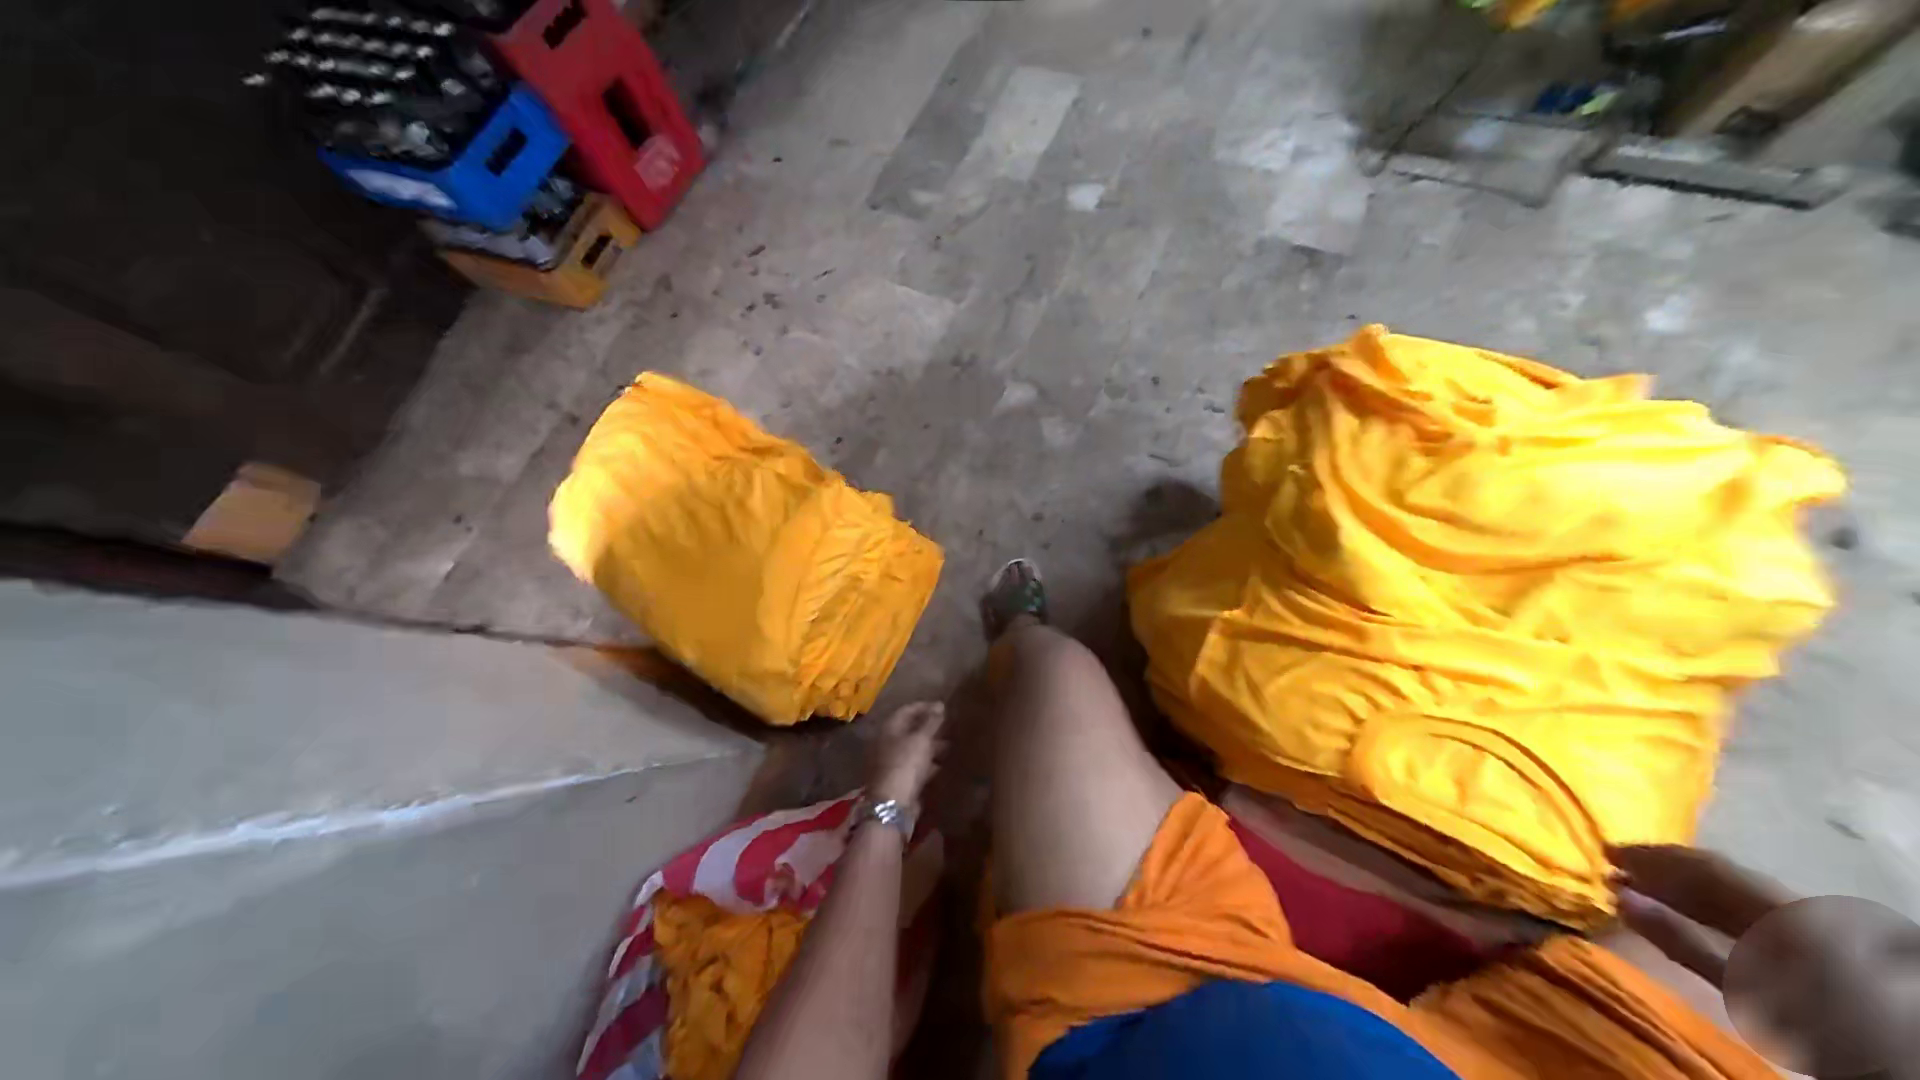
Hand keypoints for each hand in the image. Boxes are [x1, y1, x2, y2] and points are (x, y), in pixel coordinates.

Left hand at [866, 701, 946, 810]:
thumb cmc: (905, 764)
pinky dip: (929, 764)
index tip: (944, 707)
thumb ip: (931, 721)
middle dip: (930, 727)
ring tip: (952, 745)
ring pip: (914, 749)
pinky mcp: (899, 780)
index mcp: (889, 729)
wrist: (893, 806)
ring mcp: (892, 763)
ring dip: (932, 746)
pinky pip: (916, 766)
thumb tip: (940, 705)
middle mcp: (887, 743)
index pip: (906, 710)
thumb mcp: (921, 739)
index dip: (925, 706)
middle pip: (909, 730)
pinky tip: (944, 765)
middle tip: (950, 726)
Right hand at [1611, 844, 1917, 1078]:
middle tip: (1613, 865)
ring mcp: (1805, 914)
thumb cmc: (1803, 1021)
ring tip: (1638, 882)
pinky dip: (1708, 897)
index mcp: (1776, 908)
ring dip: (1681, 883)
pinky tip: (1682, 901)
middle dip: (1661, 869)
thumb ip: (1683, 942)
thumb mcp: (1743, 988)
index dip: (1651, 856)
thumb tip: (1618, 896)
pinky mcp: (1811, 928)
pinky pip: (1747, 899)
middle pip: (1716, 873)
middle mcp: (1790, 900)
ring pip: (1730, 885)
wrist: (1890, 1055)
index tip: (1604, 852)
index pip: (1703, 866)